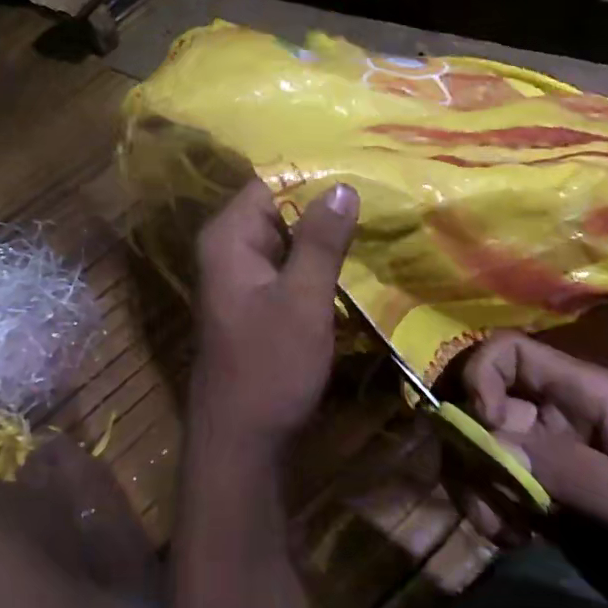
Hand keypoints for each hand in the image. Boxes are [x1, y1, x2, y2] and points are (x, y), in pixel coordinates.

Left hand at [190, 180, 358, 450]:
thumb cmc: (269, 366)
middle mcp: (227, 247)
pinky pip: (286, 265)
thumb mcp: (302, 299)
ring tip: (378, 217)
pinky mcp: (253, 299)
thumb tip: (342, 185)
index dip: (314, 175)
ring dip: (324, 233)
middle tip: (380, 192)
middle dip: (324, 204)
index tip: (362, 169)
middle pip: (278, 207)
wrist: (240, 439)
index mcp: (229, 237)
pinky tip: (355, 258)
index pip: (270, 183)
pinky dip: (315, 261)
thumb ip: (320, 241)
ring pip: (285, 238)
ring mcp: (239, 275)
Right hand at [450, 332, 607, 607]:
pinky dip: (487, 508)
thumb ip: (573, 470)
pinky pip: (496, 489)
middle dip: (470, 445)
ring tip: (497, 527)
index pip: (511, 354)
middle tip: (484, 497)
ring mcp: (557, 464)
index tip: (480, 429)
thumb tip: (488, 437)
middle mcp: (565, 420)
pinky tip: (509, 539)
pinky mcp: (553, 506)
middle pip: (484, 402)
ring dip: (474, 483)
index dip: (481, 378)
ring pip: (483, 448)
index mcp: (594, 397)